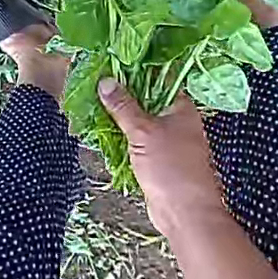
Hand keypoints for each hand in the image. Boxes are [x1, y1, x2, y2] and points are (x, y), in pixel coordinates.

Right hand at [99, 80, 229, 239]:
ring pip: (140, 122)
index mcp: (180, 105)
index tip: (110, 64)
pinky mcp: (158, 158)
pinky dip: (122, 137)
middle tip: (95, 86)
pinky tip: (102, 132)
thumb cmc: (171, 167)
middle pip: (146, 100)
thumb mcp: (143, 131)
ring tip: (92, 106)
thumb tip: (106, 81)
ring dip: (119, 118)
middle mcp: (176, 119)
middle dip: (122, 96)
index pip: (157, 78)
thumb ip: (124, 106)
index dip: (134, 70)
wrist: (185, 213)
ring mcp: (168, 139)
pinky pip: (137, 141)